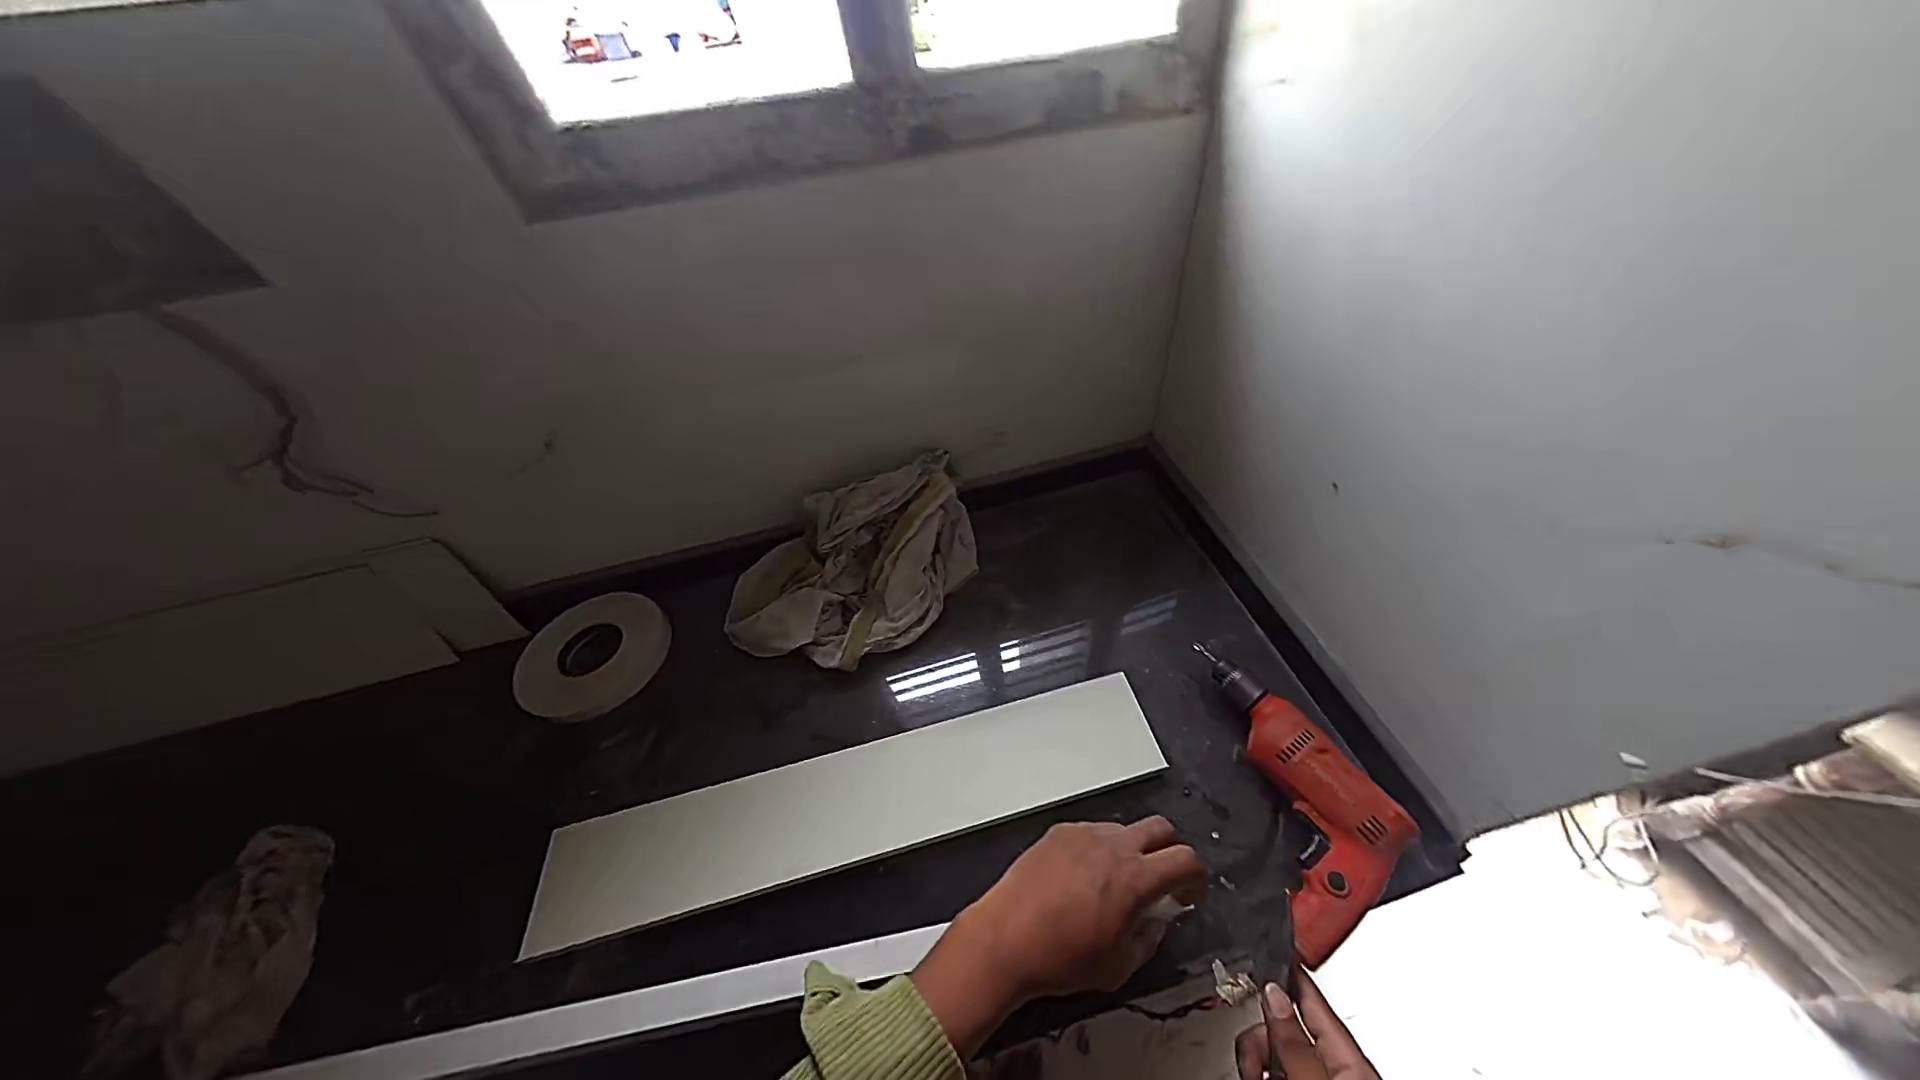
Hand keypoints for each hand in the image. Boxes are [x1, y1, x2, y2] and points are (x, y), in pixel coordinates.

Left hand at [912, 817, 1209, 1054]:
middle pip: (1161, 827)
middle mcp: (1111, 847)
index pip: (1186, 859)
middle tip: (1164, 877)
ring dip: (1133, 848)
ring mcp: (1083, 834)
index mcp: (1134, 879)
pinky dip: (1099, 847)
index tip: (1191, 890)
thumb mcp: (1119, 964)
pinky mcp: (1058, 832)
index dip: (1197, 876)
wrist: (1006, 938)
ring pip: (1124, 827)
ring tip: (1118, 880)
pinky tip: (1085, 875)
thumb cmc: (1057, 955)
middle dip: (1171, 850)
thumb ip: (1148, 937)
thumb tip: (1155, 922)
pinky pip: (1091, 830)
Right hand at [1235, 972, 1377, 1079]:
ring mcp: (1322, 1078)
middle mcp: (1338, 1068)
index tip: (1270, 949)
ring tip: (1253, 1073)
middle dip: (1260, 1031)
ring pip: (1276, 1047)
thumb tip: (1273, 992)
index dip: (1289, 971)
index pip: (1314, 999)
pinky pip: (1276, 1068)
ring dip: (1256, 1053)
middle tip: (1251, 1056)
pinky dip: (1261, 1069)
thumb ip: (1295, 1039)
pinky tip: (1258, 1077)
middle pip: (1287, 1025)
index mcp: (1352, 1061)